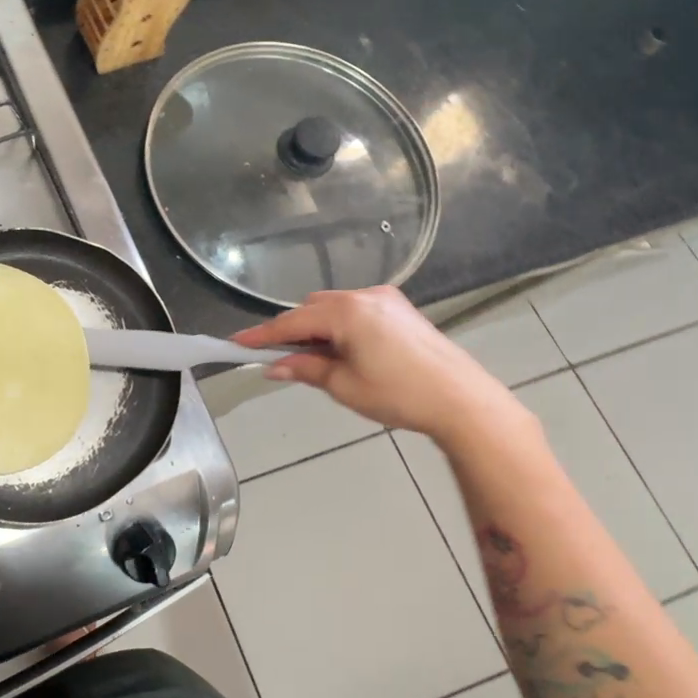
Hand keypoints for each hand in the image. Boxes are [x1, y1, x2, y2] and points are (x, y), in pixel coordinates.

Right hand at [230, 287, 525, 445]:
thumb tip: (273, 366)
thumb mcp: (343, 386)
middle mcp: (365, 296)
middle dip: (292, 330)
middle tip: (278, 359)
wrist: (462, 400)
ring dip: (317, 328)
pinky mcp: (401, 310)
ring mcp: (386, 300)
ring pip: (334, 308)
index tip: (235, 343)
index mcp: (347, 312)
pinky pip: (356, 311)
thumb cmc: (398, 395)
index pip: (291, 322)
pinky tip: (342, 351)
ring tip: (313, 360)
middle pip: (312, 308)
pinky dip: (340, 326)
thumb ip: (305, 369)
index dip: (262, 335)